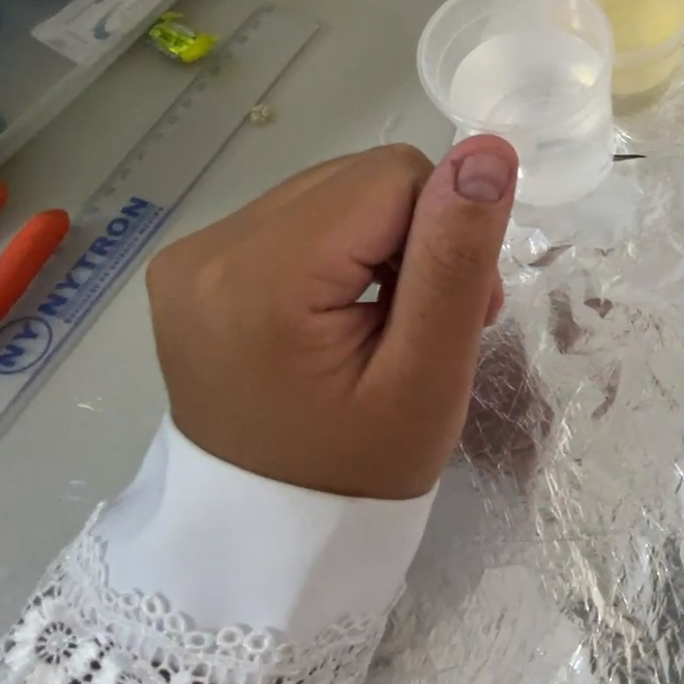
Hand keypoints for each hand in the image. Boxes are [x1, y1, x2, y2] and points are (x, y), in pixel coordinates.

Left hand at [146, 138, 517, 499]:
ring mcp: (195, 254)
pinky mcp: (201, 265)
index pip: (394, 177)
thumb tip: (488, 149)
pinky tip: (356, 311)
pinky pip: (310, 215)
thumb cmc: (363, 467)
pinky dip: (352, 251)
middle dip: (422, 236)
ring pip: (343, 191)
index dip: (448, 230)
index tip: (464, 310)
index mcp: (258, 275)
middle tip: (435, 322)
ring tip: (398, 321)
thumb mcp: (430, 370)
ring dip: (391, 242)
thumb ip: (457, 255)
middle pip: (365, 179)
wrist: (274, 534)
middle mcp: (209, 246)